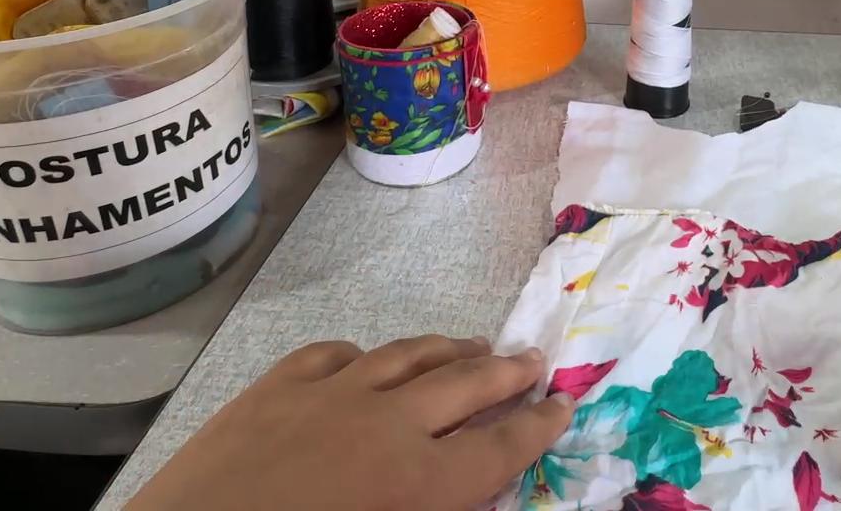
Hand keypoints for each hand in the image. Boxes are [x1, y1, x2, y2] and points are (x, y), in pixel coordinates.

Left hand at [130, 335, 571, 510]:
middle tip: (534, 357)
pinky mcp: (277, 385)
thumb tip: (471, 496)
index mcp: (413, 482)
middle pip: (464, 384)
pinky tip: (367, 363)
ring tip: (472, 344)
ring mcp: (329, 394)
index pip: (496, 447)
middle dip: (506, 371)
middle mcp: (384, 423)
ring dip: (447, 349)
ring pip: (408, 355)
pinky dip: (362, 358)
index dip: (536, 426)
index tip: (562, 402)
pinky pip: (335, 354)